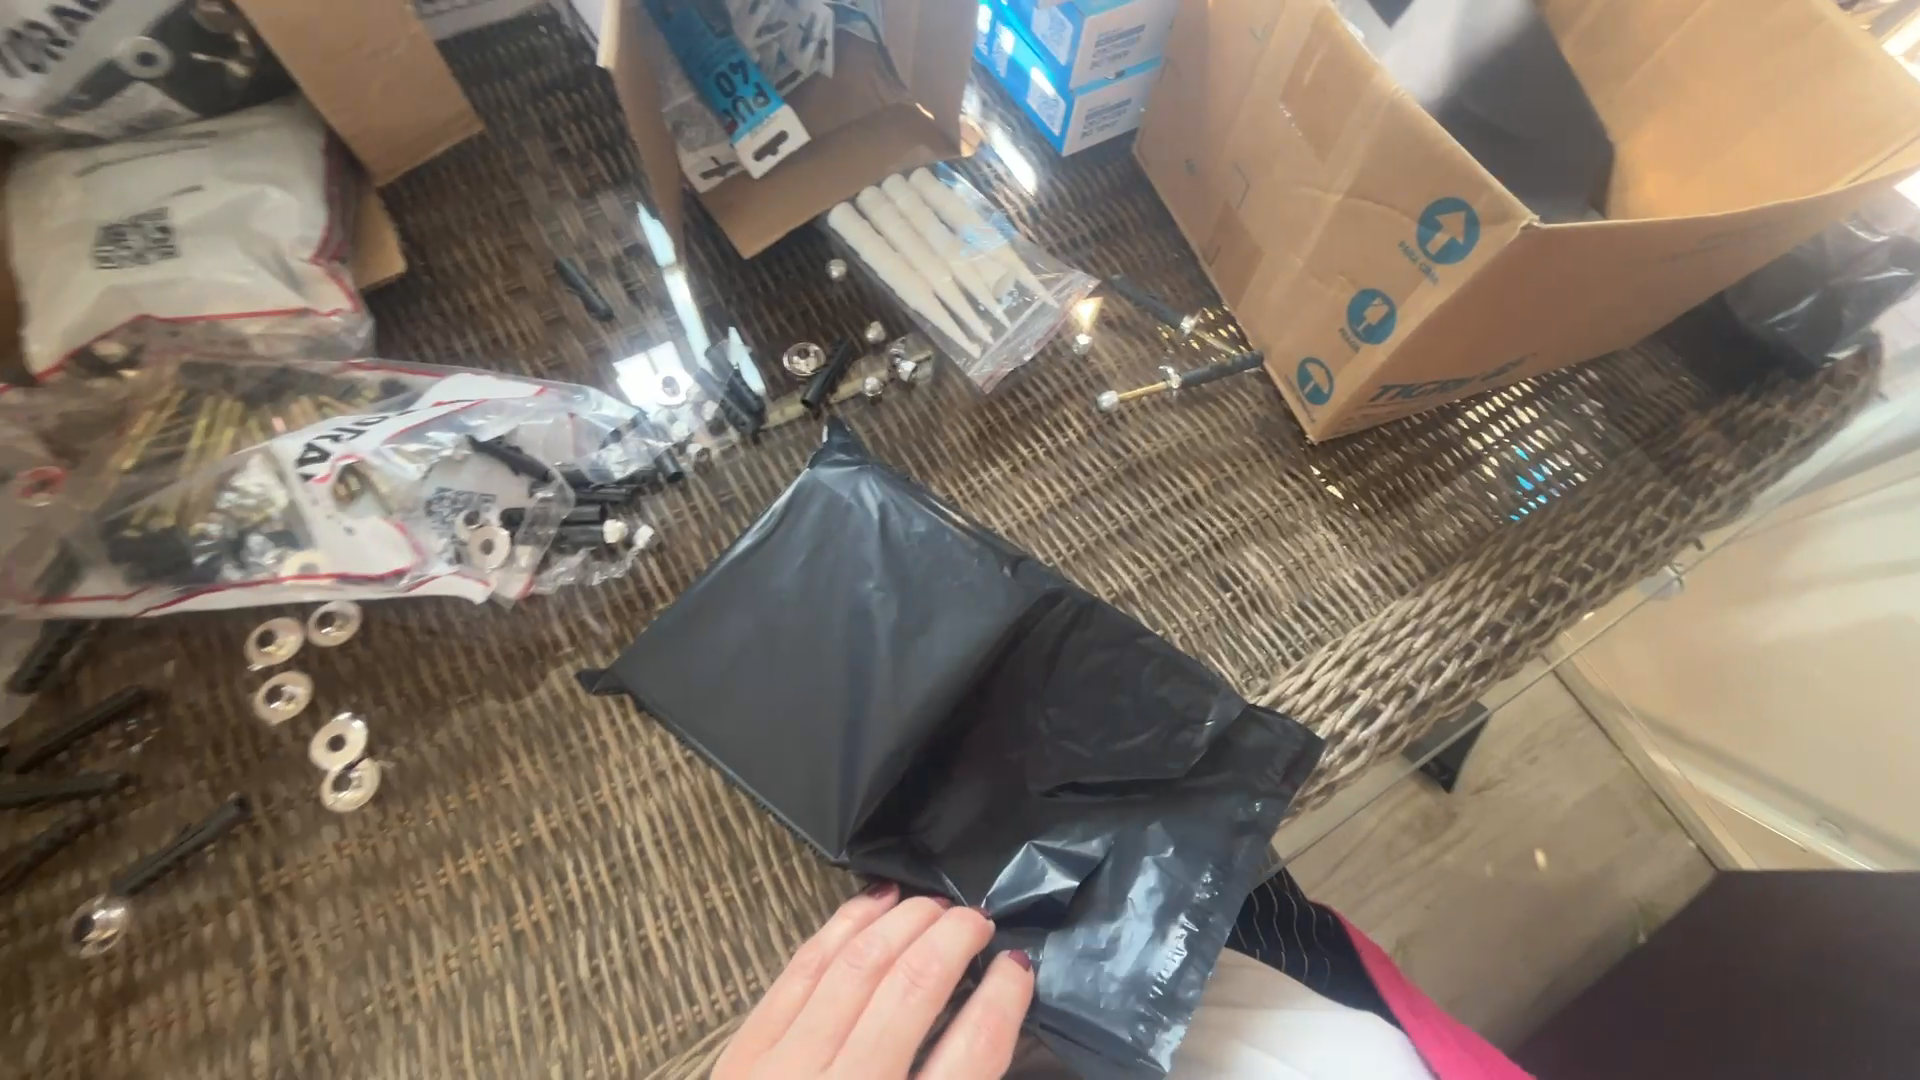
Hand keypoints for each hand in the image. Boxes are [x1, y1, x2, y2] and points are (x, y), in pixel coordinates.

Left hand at [715, 884, 1034, 1079]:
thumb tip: (988, 1022)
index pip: (971, 1053)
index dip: (1003, 999)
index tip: (1017, 965)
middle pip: (912, 989)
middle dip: (954, 939)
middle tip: (979, 920)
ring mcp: (786, 1069)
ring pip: (859, 964)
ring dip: (906, 921)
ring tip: (936, 905)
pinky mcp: (745, 1053)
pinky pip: (804, 967)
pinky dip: (846, 923)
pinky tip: (877, 900)